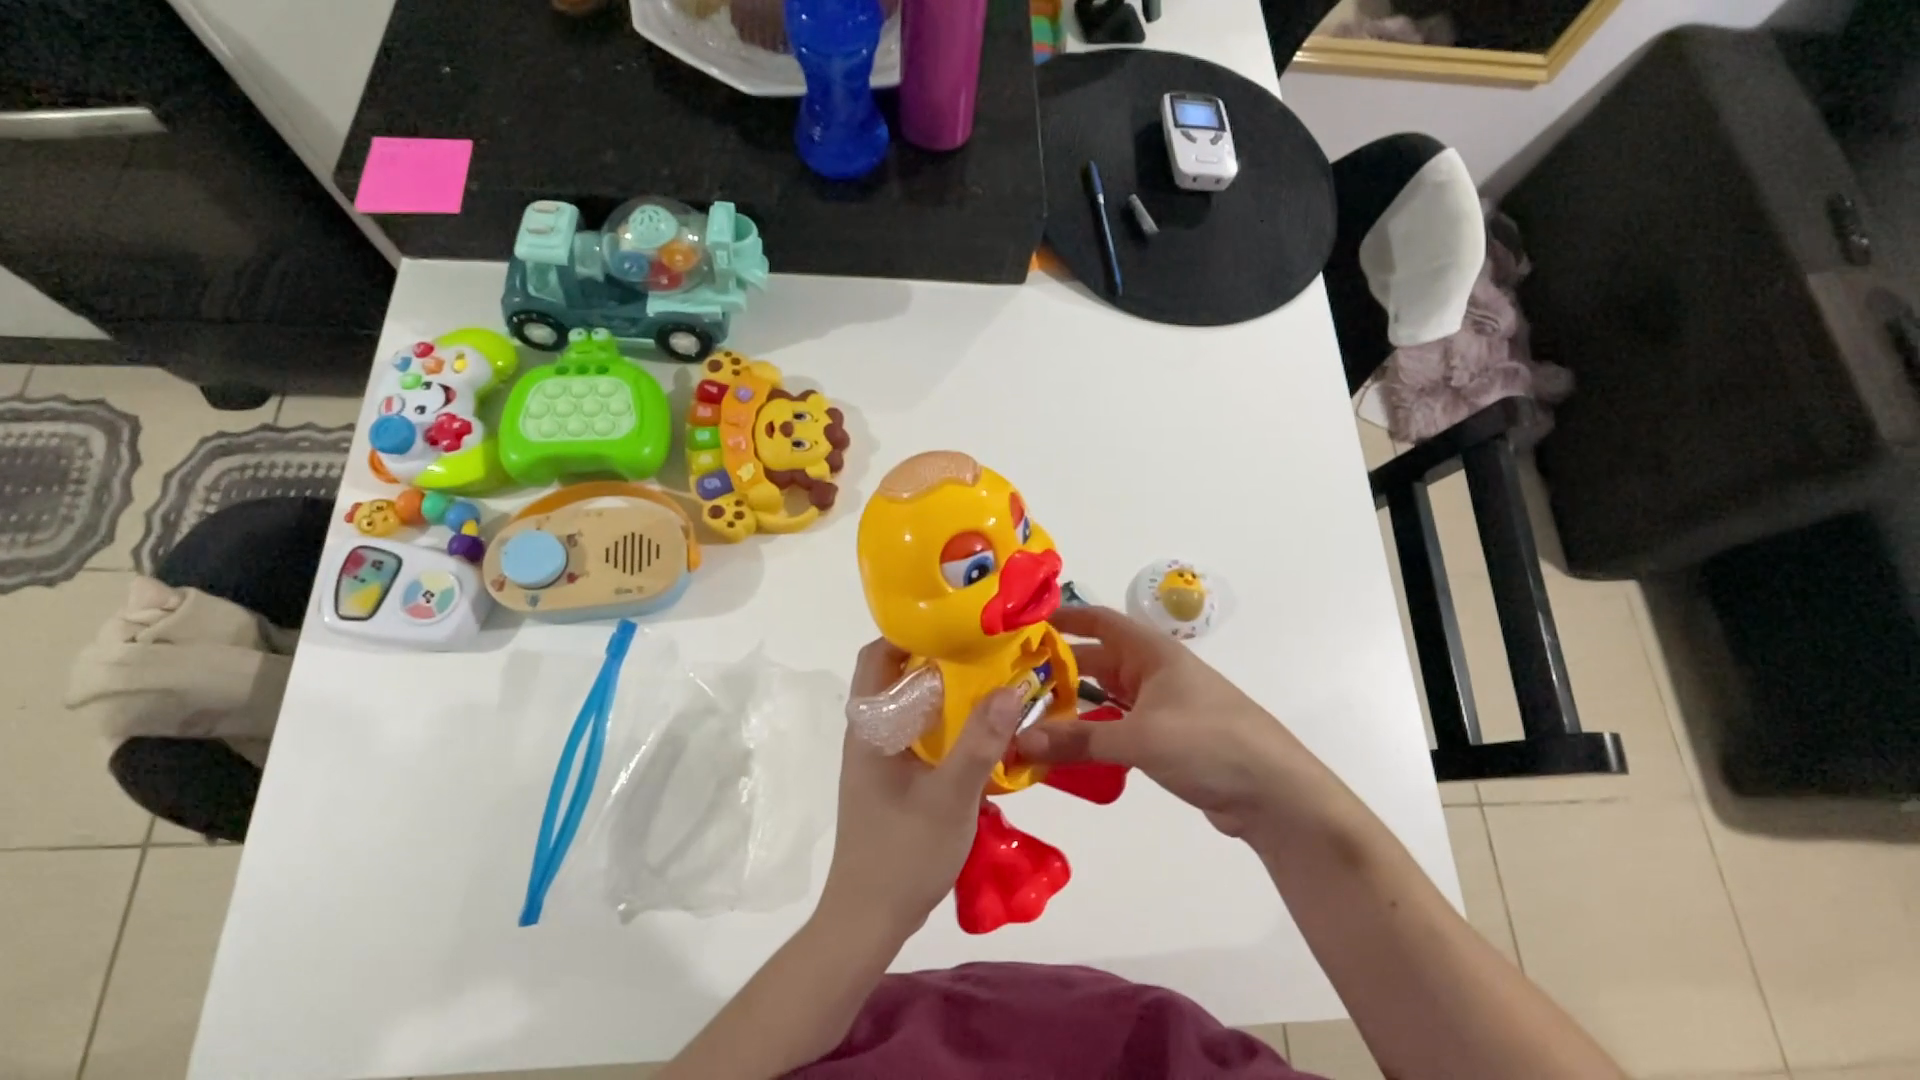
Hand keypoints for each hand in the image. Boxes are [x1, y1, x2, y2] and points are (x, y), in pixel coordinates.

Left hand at [819, 640, 1020, 936]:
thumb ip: (981, 743)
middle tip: (989, 651)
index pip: (879, 656)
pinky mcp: (893, 782)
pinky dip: (948, 727)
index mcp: (870, 728)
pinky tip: (983, 736)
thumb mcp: (950, 797)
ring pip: (912, 709)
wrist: (868, 919)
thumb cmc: (902, 854)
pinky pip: (920, 737)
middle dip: (940, 661)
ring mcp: (880, 760)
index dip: (913, 632)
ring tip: (993, 685)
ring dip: (947, 695)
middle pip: (899, 678)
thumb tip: (1013, 688)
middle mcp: (870, 735)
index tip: (960, 624)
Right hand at [1015, 605, 1305, 836]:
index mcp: (1152, 653)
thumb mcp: (1140, 738)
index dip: (1063, 618)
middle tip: (1008, 687)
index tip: (1022, 625)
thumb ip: (1078, 738)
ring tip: (1024, 723)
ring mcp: (1160, 708)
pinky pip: (1115, 730)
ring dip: (1070, 710)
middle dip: (1055, 674)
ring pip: (1103, 700)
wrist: (1274, 793)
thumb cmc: (1209, 744)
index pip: (1100, 621)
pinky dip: (1089, 737)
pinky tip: (1062, 755)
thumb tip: (1017, 740)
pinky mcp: (1164, 741)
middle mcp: (1153, 673)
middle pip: (1095, 664)